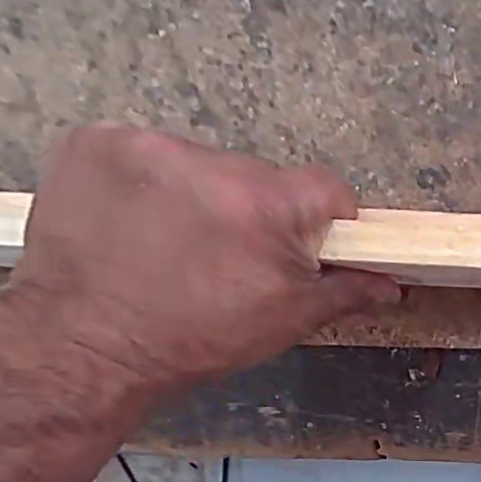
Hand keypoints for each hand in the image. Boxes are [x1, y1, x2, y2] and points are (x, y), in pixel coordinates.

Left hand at [5, 124, 399, 387]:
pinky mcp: (92, 140)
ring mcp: (142, 143)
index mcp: (264, 202)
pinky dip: (157, 183)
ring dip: (209, 197)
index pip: (328, 187)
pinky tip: (143, 223)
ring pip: (208, 166)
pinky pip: (152, 154)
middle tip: (238, 258)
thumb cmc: (203, 336)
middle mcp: (206, 159)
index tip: (311, 246)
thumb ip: (347, 290)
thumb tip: (392, 284)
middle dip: (262, 212)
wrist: (88, 341)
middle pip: (264, 177)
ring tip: (183, 244)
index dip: (330, 218)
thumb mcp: (290, 319)